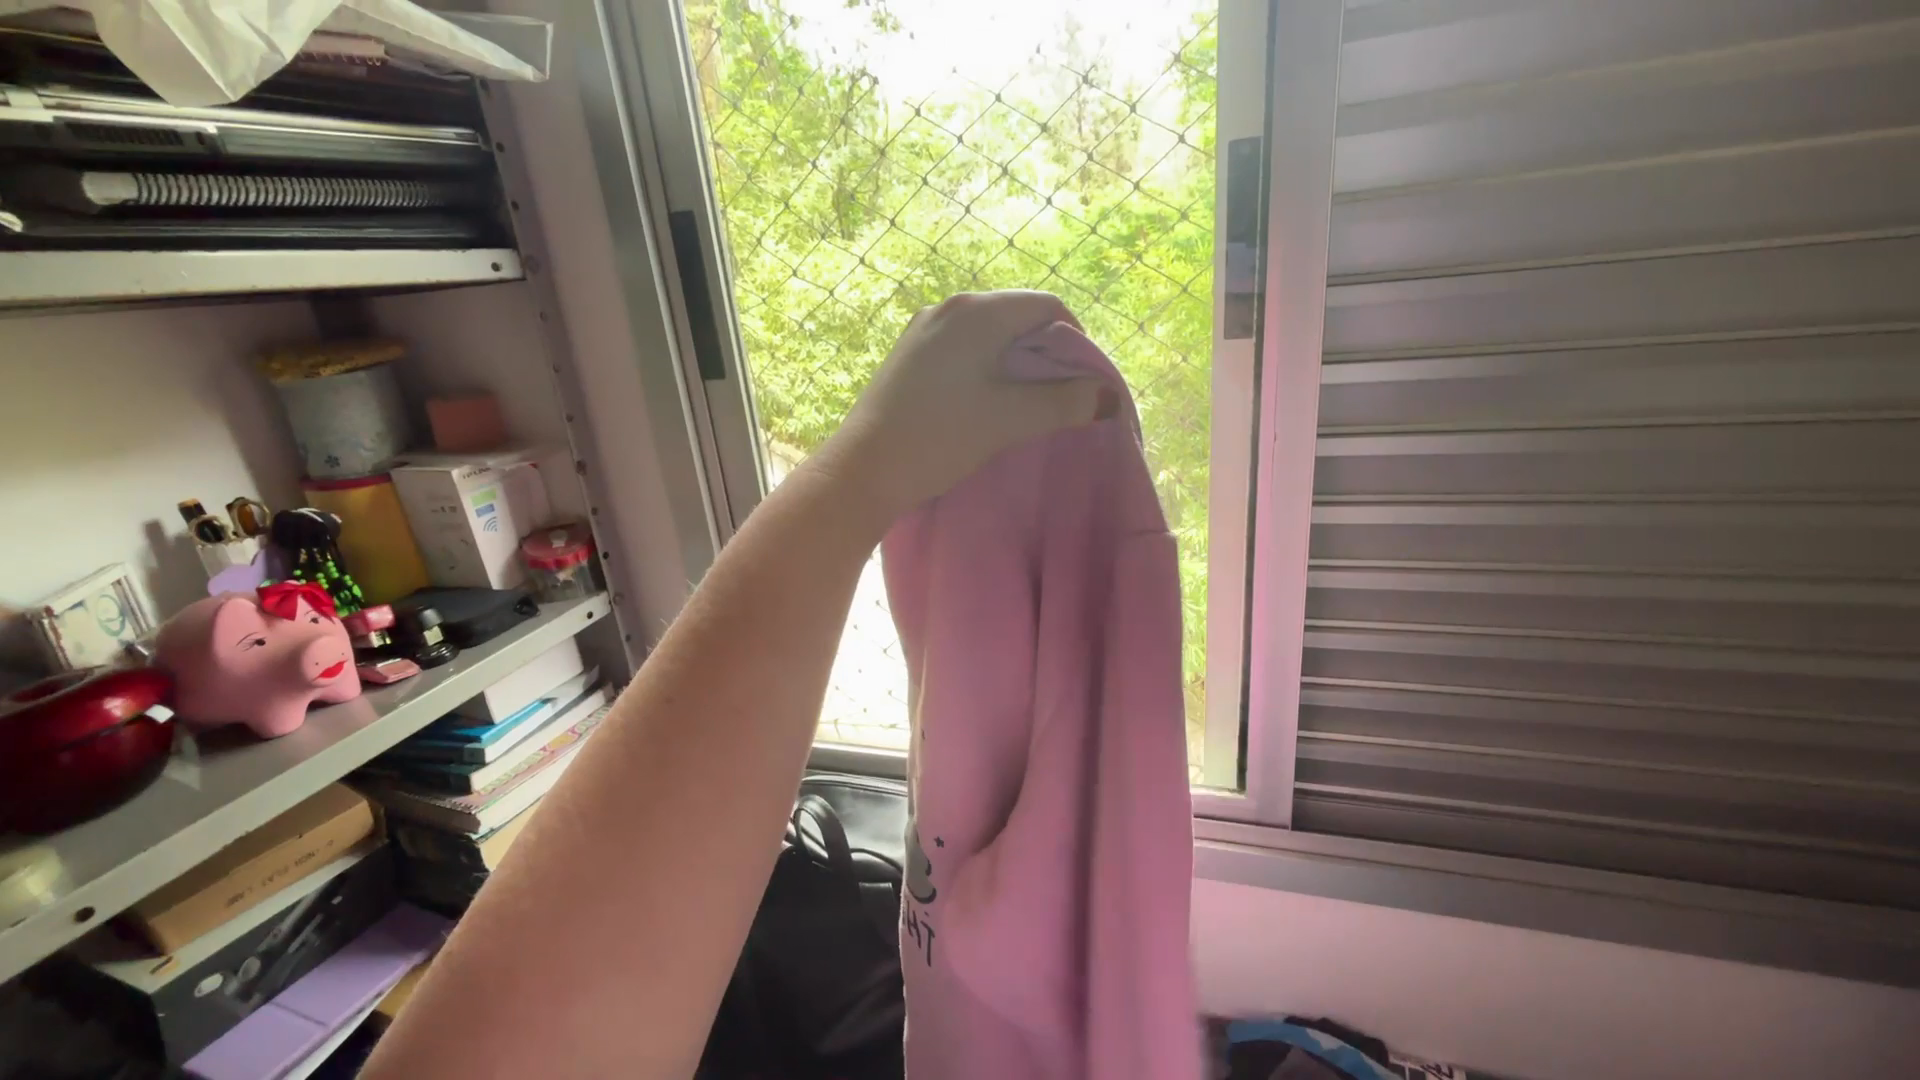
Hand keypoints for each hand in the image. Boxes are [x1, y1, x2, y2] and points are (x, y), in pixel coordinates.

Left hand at [814, 291, 1109, 521]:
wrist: (864, 470)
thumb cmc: (940, 437)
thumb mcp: (1010, 420)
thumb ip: (1066, 402)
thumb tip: (1110, 396)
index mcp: (976, 312)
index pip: (1046, 306)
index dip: (1075, 340)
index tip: (1084, 382)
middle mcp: (948, 308)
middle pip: (1018, 317)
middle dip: (1047, 353)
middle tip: (1060, 396)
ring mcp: (924, 330)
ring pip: (991, 336)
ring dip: (1018, 364)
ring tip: (1027, 404)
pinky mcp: (911, 356)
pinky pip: (965, 350)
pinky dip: (989, 369)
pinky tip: (989, 403)